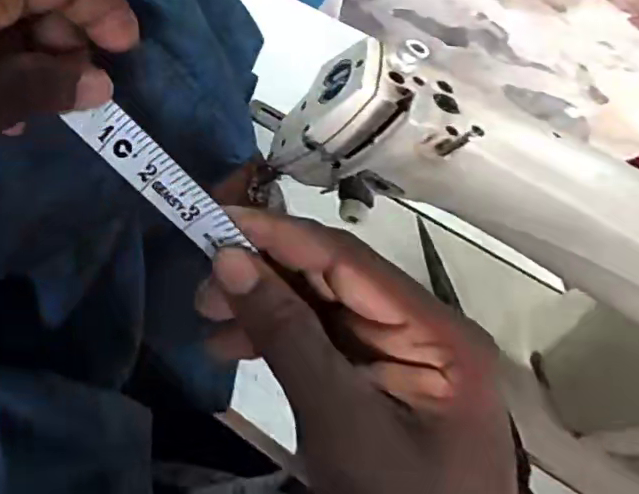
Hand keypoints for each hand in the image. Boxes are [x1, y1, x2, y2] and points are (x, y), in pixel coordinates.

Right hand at [198, 208, 514, 493]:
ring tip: (208, 318)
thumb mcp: (339, 421)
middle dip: (258, 274)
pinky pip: (308, 331)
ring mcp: (391, 349)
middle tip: (203, 283)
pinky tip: (229, 346)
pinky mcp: (366, 371)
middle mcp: (415, 326)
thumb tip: (226, 255)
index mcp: (435, 331)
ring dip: (255, 303)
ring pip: (308, 299)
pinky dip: (266, 333)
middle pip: (323, 274)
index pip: (344, 257)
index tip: (215, 217)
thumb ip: (285, 332)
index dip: (277, 232)